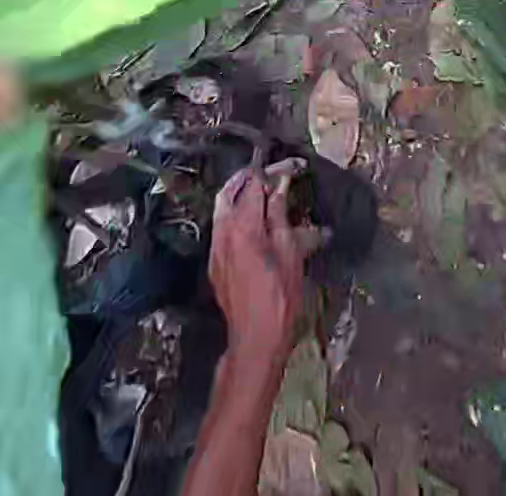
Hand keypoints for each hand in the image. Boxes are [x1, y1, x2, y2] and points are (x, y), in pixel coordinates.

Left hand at [209, 162, 315, 361]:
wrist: (255, 339)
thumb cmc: (280, 295)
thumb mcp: (289, 251)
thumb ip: (280, 215)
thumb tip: (280, 186)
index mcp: (243, 226)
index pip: (254, 185)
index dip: (273, 172)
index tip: (290, 167)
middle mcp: (222, 232)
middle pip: (230, 191)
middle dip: (249, 177)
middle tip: (271, 172)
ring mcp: (215, 248)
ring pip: (222, 209)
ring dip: (240, 194)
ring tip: (262, 191)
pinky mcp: (215, 263)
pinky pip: (221, 227)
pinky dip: (235, 213)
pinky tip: (253, 220)